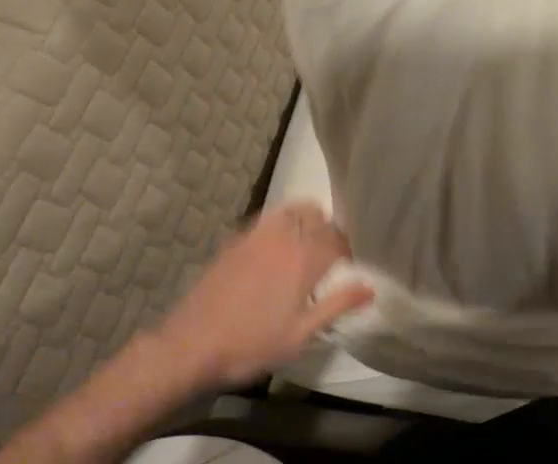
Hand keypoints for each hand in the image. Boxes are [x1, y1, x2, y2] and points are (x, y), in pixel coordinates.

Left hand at [154, 201, 373, 388]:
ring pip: (290, 210)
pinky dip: (278, 227)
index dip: (348, 250)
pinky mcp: (234, 242)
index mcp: (304, 258)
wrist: (187, 347)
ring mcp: (256, 236)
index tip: (348, 267)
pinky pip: (266, 220)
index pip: (339, 238)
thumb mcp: (300, 335)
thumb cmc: (250, 345)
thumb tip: (370, 287)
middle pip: (316, 215)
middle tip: (326, 257)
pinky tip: (271, 255)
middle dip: (327, 229)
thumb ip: (337, 306)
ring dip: (303, 221)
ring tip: (301, 247)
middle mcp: (284, 237)